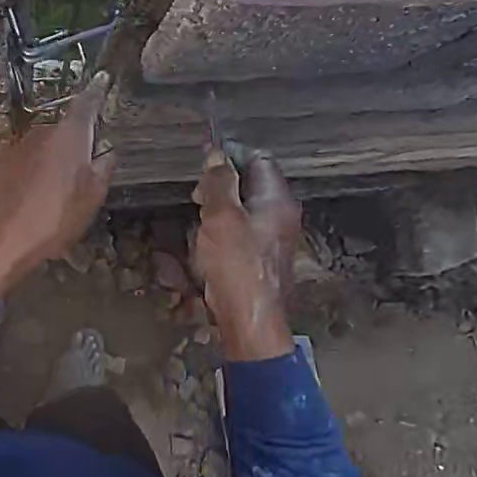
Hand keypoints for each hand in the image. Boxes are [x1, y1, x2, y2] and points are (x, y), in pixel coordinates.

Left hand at [0, 73, 115, 300]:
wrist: (8, 237)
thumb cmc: (58, 215)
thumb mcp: (94, 193)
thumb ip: (104, 164)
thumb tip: (106, 148)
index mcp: (70, 134)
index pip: (87, 102)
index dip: (98, 90)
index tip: (103, 79)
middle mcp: (43, 131)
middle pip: (67, 125)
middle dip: (79, 139)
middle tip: (90, 165)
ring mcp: (21, 144)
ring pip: (49, 142)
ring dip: (59, 155)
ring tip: (66, 186)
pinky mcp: (6, 161)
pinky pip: (33, 156)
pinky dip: (42, 167)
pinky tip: (44, 191)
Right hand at [192, 148, 301, 361]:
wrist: (249, 320)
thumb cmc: (236, 265)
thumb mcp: (221, 216)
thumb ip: (218, 182)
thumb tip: (216, 155)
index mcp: (277, 200)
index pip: (259, 160)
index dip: (231, 155)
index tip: (205, 160)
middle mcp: (280, 217)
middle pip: (250, 184)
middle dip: (220, 184)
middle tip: (196, 194)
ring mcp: (271, 239)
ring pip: (242, 210)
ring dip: (217, 208)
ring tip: (197, 217)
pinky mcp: (259, 259)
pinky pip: (239, 233)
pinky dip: (221, 230)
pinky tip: (205, 240)